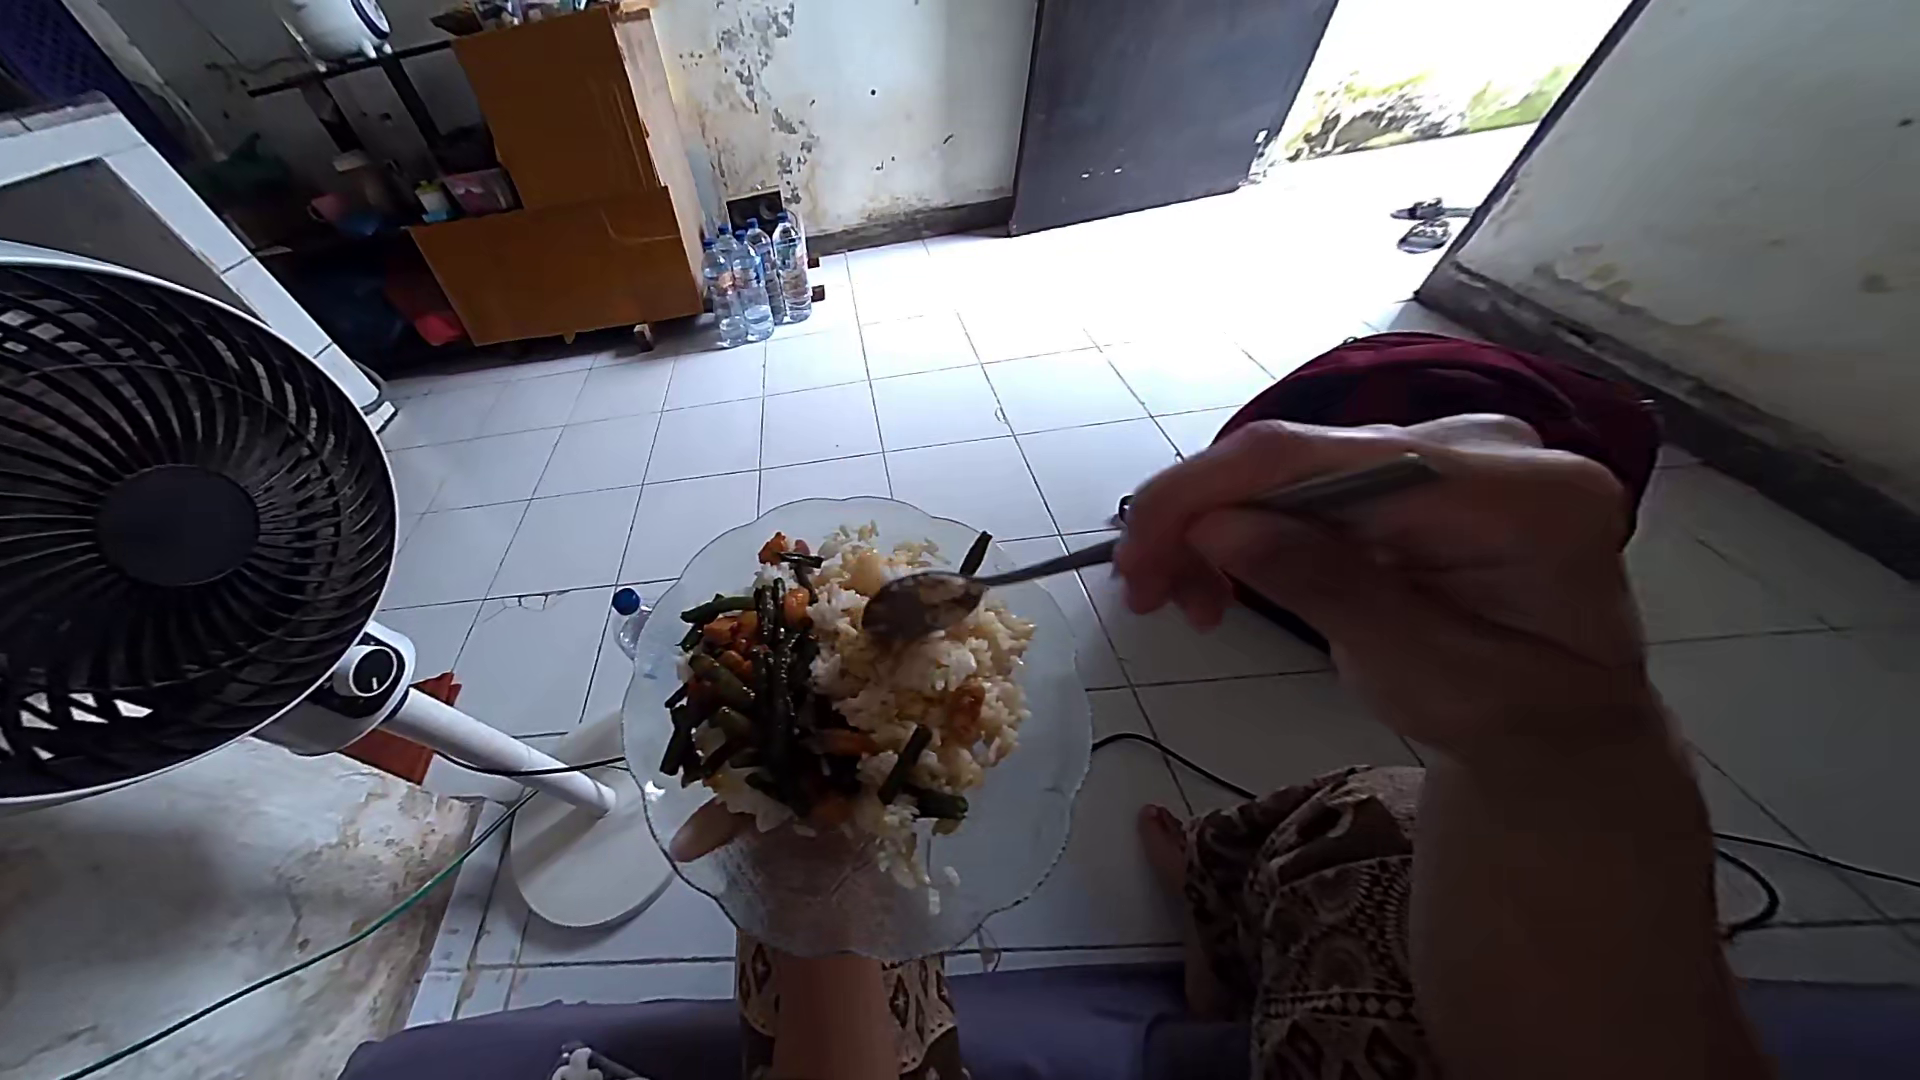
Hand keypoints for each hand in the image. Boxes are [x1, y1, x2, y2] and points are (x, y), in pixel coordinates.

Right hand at [1113, 415, 1654, 755]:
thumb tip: (1212, 527)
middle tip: (1139, 589)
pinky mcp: (1390, 474)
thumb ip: (1323, 588)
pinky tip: (1215, 583)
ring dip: (1205, 532)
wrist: (1547, 723)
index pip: (1321, 459)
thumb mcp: (1418, 674)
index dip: (1206, 493)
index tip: (1136, 554)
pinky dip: (1235, 534)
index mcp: (1516, 495)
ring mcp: (1428, 454)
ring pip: (1270, 471)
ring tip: (1179, 602)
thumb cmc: (1506, 719)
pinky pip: (1284, 489)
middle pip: (1285, 456)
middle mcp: (1472, 448)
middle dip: (1192, 519)